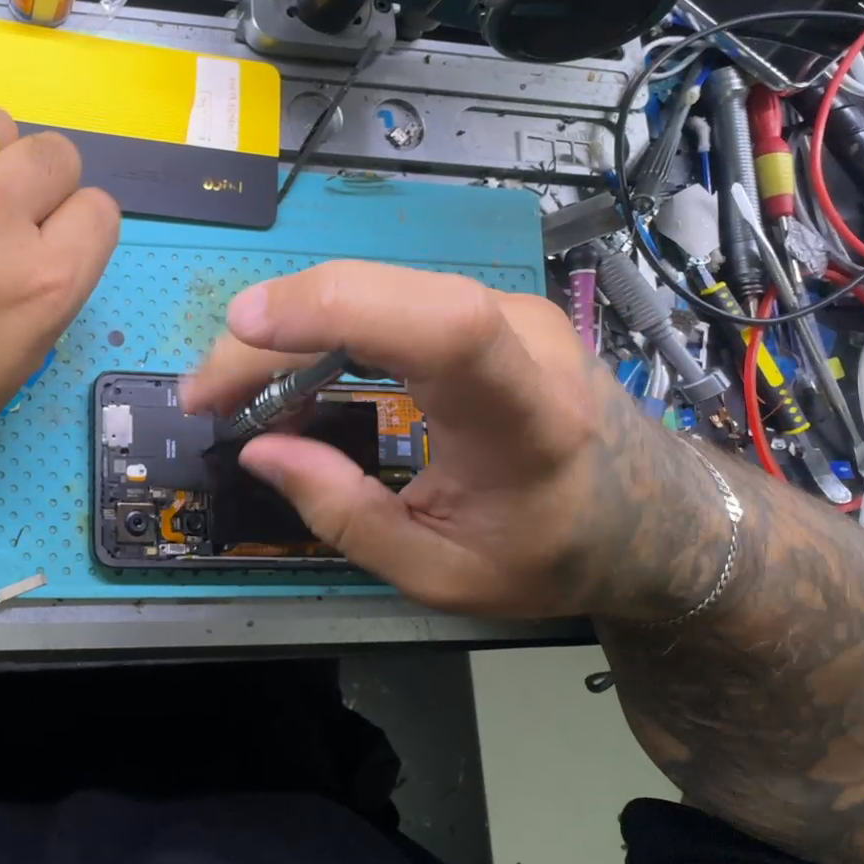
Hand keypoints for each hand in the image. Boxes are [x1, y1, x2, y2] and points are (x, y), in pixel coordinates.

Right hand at [183, 262, 653, 619]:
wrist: (658, 516)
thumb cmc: (556, 553)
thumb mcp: (441, 572)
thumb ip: (343, 516)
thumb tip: (258, 449)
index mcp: (526, 416)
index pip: (442, 328)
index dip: (338, 307)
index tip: (244, 325)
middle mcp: (523, 341)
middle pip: (380, 298)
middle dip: (272, 337)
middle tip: (205, 395)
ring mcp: (503, 313)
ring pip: (370, 292)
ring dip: (286, 334)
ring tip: (232, 392)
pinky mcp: (480, 311)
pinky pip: (382, 304)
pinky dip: (318, 333)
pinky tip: (287, 376)